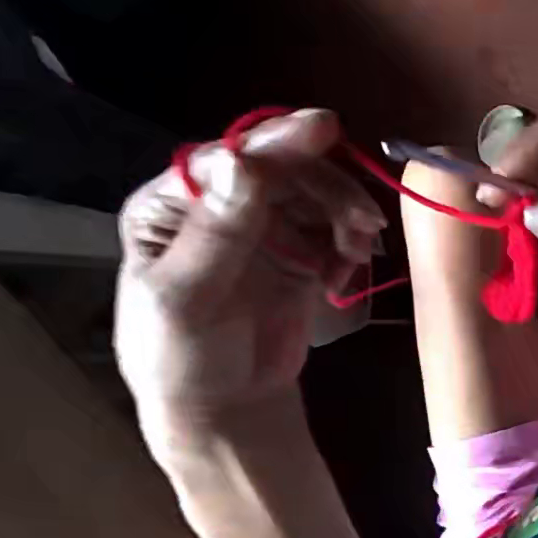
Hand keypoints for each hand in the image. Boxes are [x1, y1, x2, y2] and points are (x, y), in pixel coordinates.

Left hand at [114, 109, 384, 453]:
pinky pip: (334, 231)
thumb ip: (216, 233)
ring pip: (317, 196)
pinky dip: (348, 247)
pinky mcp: (300, 253)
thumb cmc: (183, 358)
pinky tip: (344, 276)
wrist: (225, 408)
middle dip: (329, 190)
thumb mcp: (185, 300)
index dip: (277, 143)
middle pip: (284, 170)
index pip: (230, 160)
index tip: (326, 128)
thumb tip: (238, 159)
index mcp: (172, 204)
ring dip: (346, 218)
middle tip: (365, 223)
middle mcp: (221, 205)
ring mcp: (265, 228)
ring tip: (357, 254)